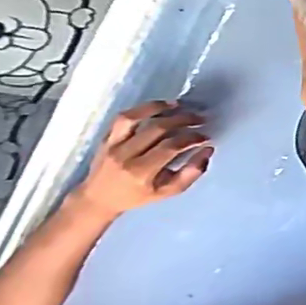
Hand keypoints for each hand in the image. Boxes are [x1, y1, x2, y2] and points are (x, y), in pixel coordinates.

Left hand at [74, 101, 211, 216]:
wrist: (98, 198)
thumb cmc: (138, 196)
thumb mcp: (168, 191)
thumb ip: (191, 172)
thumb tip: (207, 149)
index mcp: (141, 171)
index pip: (171, 146)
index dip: (192, 138)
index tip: (205, 138)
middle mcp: (125, 155)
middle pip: (157, 129)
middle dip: (183, 120)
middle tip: (199, 120)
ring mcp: (112, 145)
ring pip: (134, 118)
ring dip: (158, 107)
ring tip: (178, 105)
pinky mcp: (106, 138)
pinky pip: (122, 119)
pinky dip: (142, 109)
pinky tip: (158, 107)